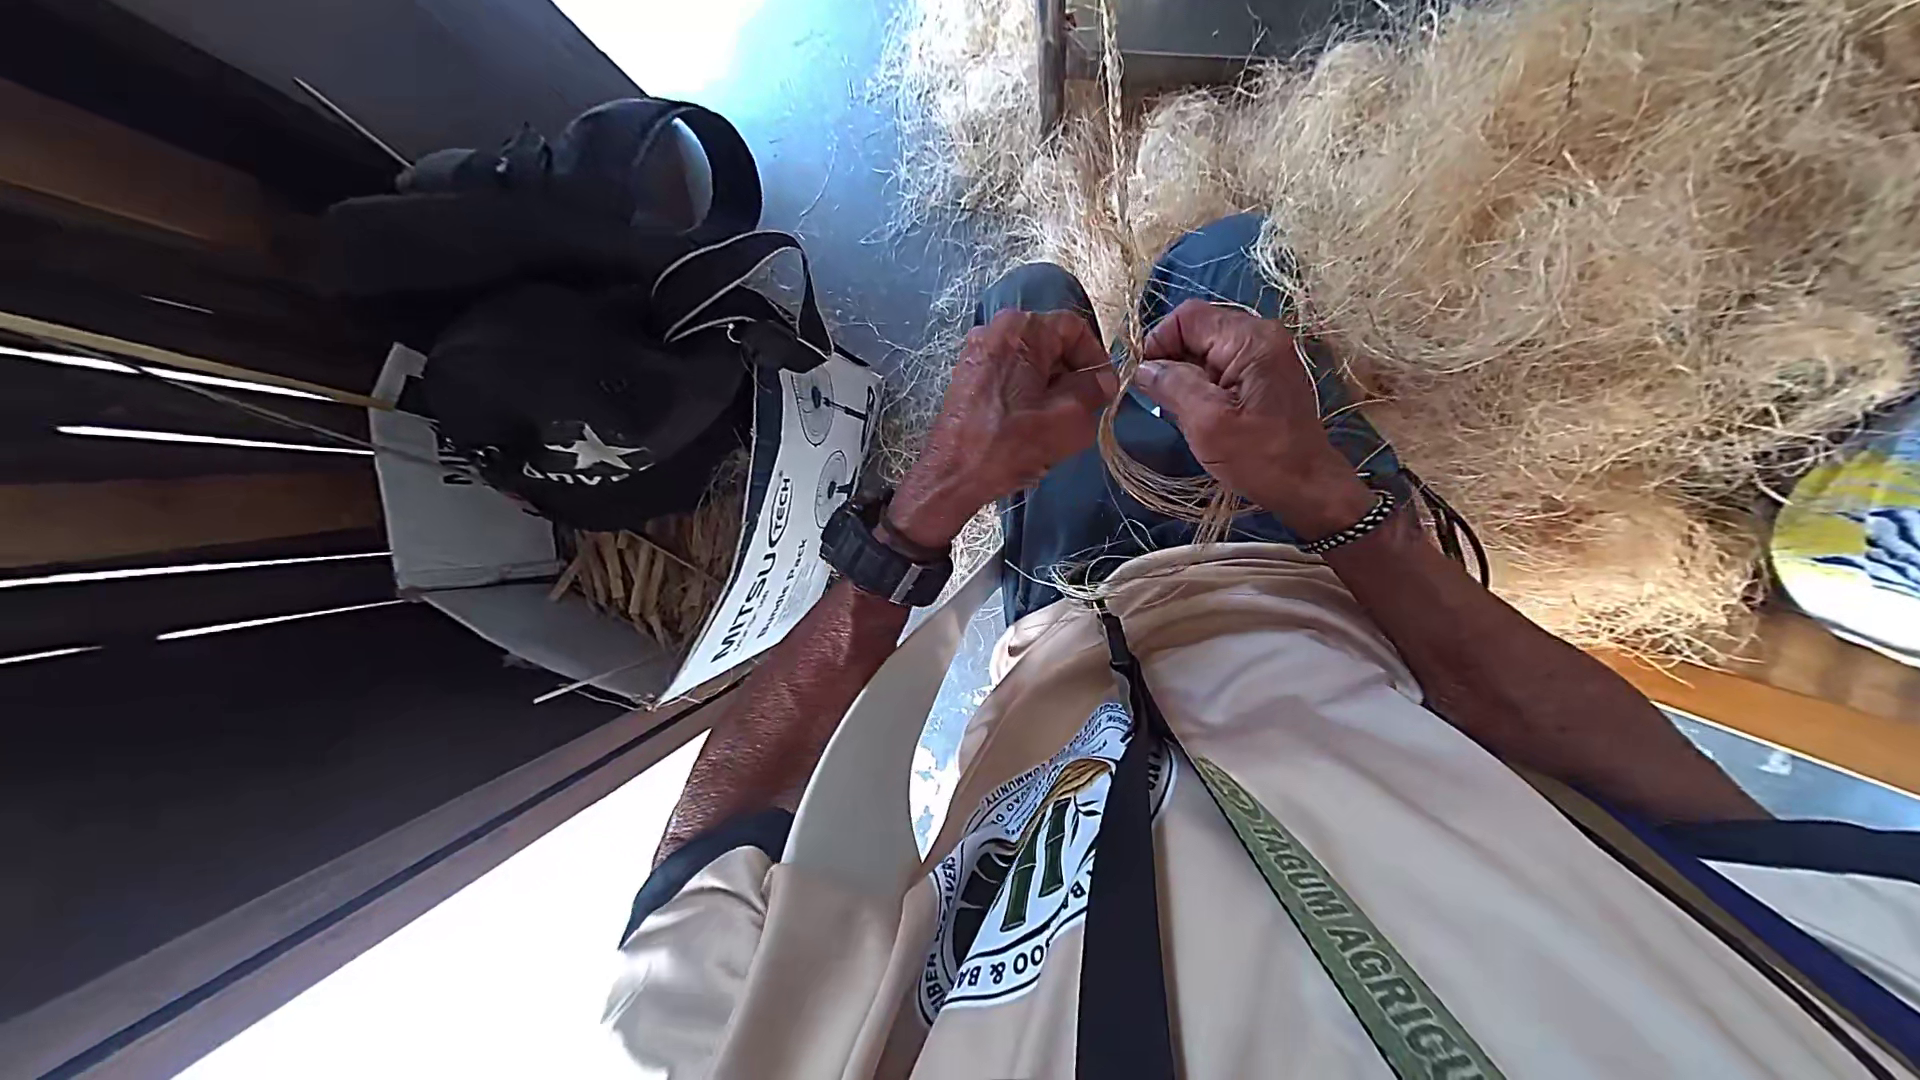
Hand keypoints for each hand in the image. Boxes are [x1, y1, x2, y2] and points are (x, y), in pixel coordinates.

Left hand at [889, 311, 1117, 549]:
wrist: (952, 476)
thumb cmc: (1008, 446)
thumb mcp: (1068, 420)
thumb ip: (1093, 391)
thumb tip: (1103, 380)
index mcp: (1021, 330)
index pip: (1074, 328)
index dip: (1096, 358)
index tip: (1103, 389)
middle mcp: (994, 331)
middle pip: (1051, 344)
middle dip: (1072, 376)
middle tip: (1083, 410)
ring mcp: (976, 354)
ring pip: (1031, 364)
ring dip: (1050, 390)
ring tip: (1054, 424)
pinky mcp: (967, 378)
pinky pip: (1010, 378)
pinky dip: (1026, 396)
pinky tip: (1028, 427)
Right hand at [1132, 299, 1372, 538]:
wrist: (1306, 486)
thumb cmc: (1258, 457)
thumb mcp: (1206, 422)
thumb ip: (1172, 385)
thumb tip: (1142, 368)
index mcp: (1250, 339)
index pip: (1187, 317)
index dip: (1158, 343)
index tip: (1147, 382)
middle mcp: (1260, 336)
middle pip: (1196, 330)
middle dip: (1171, 362)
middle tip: (1164, 402)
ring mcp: (1265, 355)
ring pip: (1204, 350)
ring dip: (1184, 377)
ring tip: (1183, 411)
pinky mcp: (1263, 375)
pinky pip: (1219, 367)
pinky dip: (1201, 386)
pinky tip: (1200, 413)